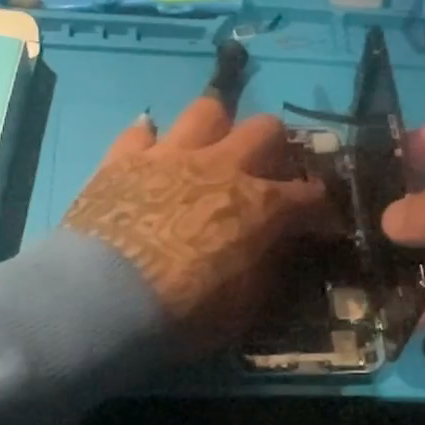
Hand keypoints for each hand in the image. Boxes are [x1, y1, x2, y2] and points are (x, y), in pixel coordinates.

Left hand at [63, 96, 325, 353]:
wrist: (103, 300)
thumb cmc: (182, 314)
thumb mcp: (242, 309)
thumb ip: (265, 271)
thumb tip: (277, 251)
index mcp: (260, 206)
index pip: (309, 196)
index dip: (321, 212)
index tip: (321, 227)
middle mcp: (221, 167)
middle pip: (265, 130)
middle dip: (276, 151)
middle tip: (267, 177)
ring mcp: (170, 155)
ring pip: (207, 111)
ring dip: (217, 129)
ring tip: (210, 153)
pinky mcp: (122, 159)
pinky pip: (141, 131)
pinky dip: (150, 141)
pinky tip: (151, 156)